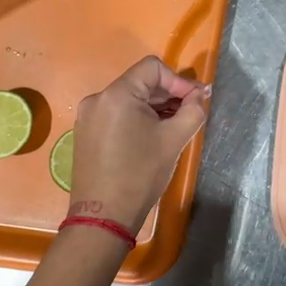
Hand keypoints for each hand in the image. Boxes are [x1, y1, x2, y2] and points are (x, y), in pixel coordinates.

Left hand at [68, 56, 208, 231]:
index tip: (196, 100)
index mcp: (117, 94)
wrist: (104, 217)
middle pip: (141, 82)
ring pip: (130, 99)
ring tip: (174, 126)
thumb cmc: (140, 174)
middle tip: (191, 112)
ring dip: (155, 107)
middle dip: (169, 94)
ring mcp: (89, 117)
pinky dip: (138, 118)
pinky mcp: (87, 134)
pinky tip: (152, 137)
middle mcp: (98, 99)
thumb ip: (193, 110)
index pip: (154, 68)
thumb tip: (199, 95)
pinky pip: (118, 114)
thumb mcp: (174, 139)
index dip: (179, 80)